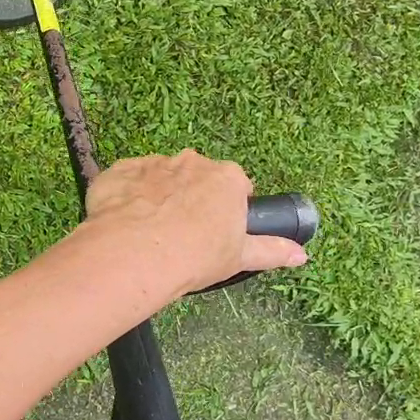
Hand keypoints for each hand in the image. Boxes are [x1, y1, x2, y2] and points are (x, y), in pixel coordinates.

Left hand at [82, 150, 306, 295]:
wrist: (134, 253)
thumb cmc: (194, 255)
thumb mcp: (239, 257)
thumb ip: (271, 251)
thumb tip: (301, 254)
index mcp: (225, 178)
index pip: (235, 185)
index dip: (228, 207)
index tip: (218, 227)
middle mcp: (190, 162)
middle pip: (196, 177)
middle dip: (192, 197)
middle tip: (183, 232)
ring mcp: (151, 163)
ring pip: (159, 177)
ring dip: (157, 195)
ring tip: (149, 230)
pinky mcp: (118, 171)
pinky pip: (126, 181)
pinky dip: (125, 196)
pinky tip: (122, 221)